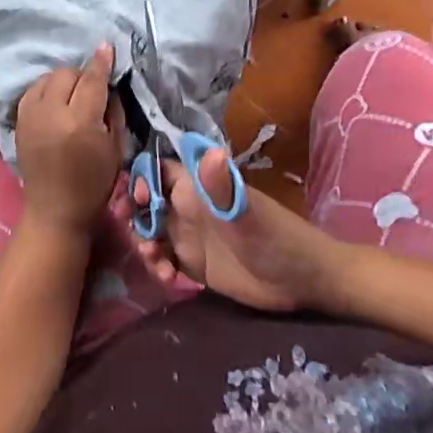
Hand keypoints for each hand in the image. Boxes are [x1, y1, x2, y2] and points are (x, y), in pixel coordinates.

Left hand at [15, 44, 128, 236]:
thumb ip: (113, 110)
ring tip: (73, 96)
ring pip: (47, 78)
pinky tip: (56, 101)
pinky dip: (47, 90)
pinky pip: (33, 91)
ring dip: (64, 81)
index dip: (101, 62)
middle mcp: (51, 114)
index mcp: (80, 122)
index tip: (107, 47)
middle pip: (67, 73)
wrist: (55, 210)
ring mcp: (30, 117)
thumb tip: (109, 84)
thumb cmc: (94, 183)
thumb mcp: (116, 147)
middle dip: (82, 75)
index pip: (92, 80)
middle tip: (93, 89)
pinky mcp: (19, 122)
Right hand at [133, 151, 342, 312]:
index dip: (141, 177)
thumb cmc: (277, 239)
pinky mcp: (195, 264)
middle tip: (129, 230)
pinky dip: (158, 266)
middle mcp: (191, 208)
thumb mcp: (247, 215)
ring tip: (156, 260)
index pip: (160, 170)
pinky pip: (164, 259)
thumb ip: (223, 188)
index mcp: (200, 188)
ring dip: (144, 242)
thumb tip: (210, 153)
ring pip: (152, 230)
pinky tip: (169, 279)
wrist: (303, 280)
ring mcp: (192, 236)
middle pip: (148, 201)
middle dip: (133, 212)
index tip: (136, 199)